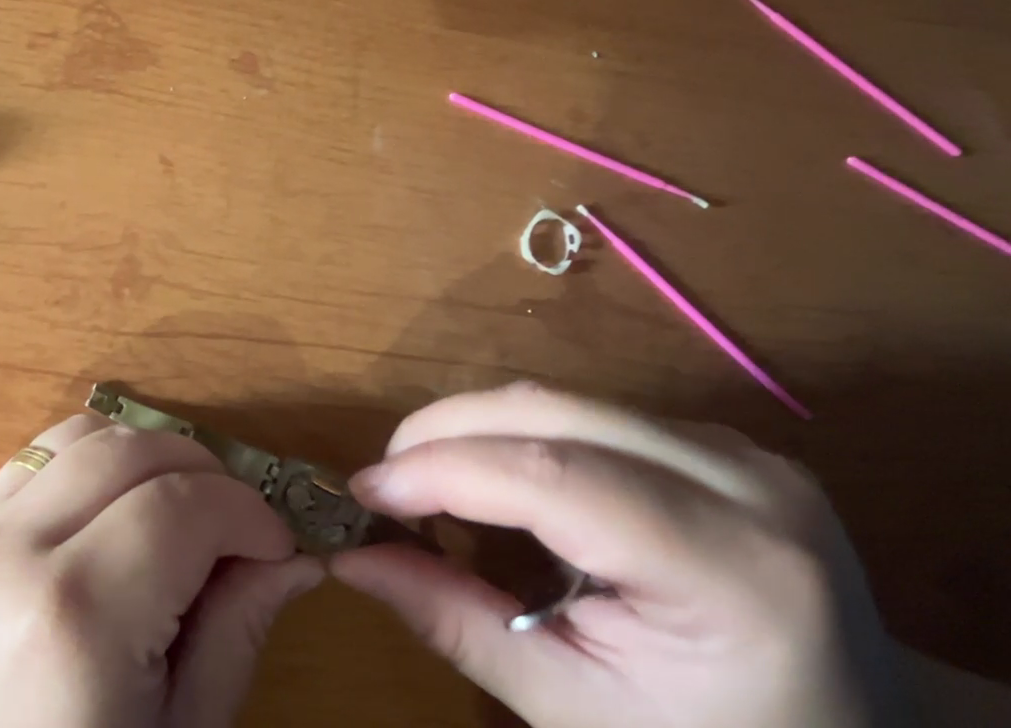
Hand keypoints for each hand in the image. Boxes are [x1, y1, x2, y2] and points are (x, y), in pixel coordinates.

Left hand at [0, 414, 324, 727]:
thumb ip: (236, 631)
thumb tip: (293, 557)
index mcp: (78, 610)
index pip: (182, 504)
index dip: (247, 513)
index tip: (280, 546)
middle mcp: (19, 548)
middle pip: (129, 451)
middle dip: (204, 472)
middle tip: (241, 529)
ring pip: (81, 435)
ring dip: (147, 457)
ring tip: (185, 514)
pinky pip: (38, 458)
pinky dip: (92, 460)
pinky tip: (122, 508)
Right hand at [330, 383, 905, 727]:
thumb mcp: (576, 709)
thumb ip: (456, 623)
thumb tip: (348, 558)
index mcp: (733, 571)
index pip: (556, 478)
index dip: (442, 471)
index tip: (363, 492)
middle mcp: (746, 482)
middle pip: (550, 412)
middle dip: (442, 433)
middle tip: (383, 484)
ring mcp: (739, 449)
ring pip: (559, 398)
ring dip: (472, 429)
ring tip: (427, 485)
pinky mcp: (718, 439)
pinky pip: (585, 409)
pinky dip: (515, 433)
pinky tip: (495, 481)